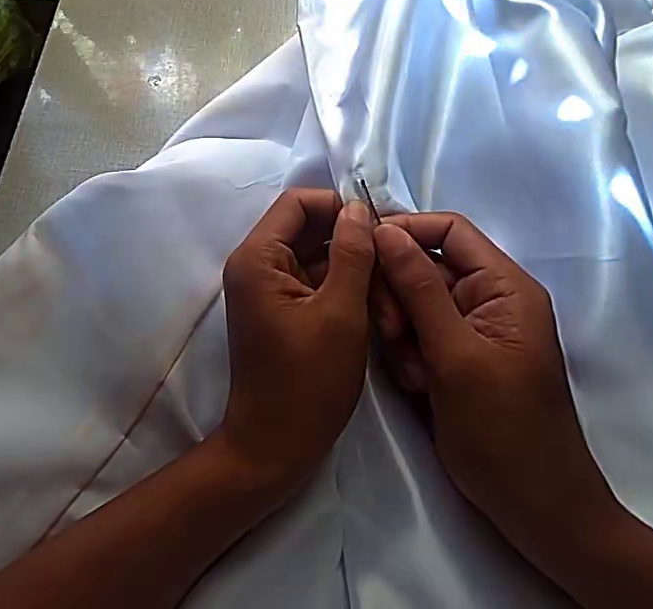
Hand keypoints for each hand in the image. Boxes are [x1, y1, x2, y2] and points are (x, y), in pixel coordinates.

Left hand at [216, 189, 375, 488]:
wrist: (274, 450)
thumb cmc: (307, 383)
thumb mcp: (340, 314)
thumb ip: (352, 254)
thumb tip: (357, 208)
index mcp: (258, 257)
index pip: (298, 203)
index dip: (339, 206)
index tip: (381, 226)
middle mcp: (256, 264)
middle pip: (309, 229)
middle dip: (353, 243)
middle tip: (396, 264)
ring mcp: (268, 288)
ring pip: (317, 257)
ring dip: (355, 271)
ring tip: (392, 301)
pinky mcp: (282, 309)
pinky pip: (316, 282)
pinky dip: (345, 290)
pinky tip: (379, 312)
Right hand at [370, 213, 621, 554]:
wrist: (536, 513)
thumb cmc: (504, 432)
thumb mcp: (455, 354)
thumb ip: (418, 287)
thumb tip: (385, 231)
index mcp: (504, 286)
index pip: (449, 229)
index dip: (405, 230)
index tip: (364, 249)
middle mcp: (488, 298)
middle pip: (425, 265)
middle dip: (400, 295)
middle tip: (390, 331)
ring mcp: (472, 328)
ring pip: (414, 301)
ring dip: (402, 330)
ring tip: (414, 371)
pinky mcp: (456, 355)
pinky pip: (418, 333)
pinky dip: (409, 354)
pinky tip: (419, 385)